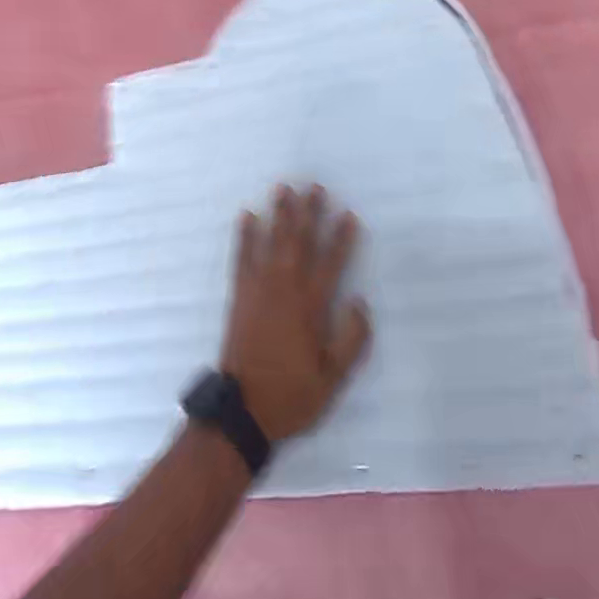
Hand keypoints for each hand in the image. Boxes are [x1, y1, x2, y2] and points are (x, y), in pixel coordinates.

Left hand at [221, 185, 372, 441]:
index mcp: (311, 308)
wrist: (241, 413)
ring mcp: (259, 291)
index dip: (341, 238)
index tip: (348, 214)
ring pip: (272, 244)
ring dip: (280, 215)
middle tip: (314, 185)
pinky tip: (247, 216)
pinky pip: (242, 259)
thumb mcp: (334, 378)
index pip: (331, 264)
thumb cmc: (292, 395)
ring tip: (284, 188)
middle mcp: (285, 291)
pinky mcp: (240, 298)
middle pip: (300, 244)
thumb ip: (351, 339)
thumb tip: (358, 302)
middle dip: (309, 213)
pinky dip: (245, 237)